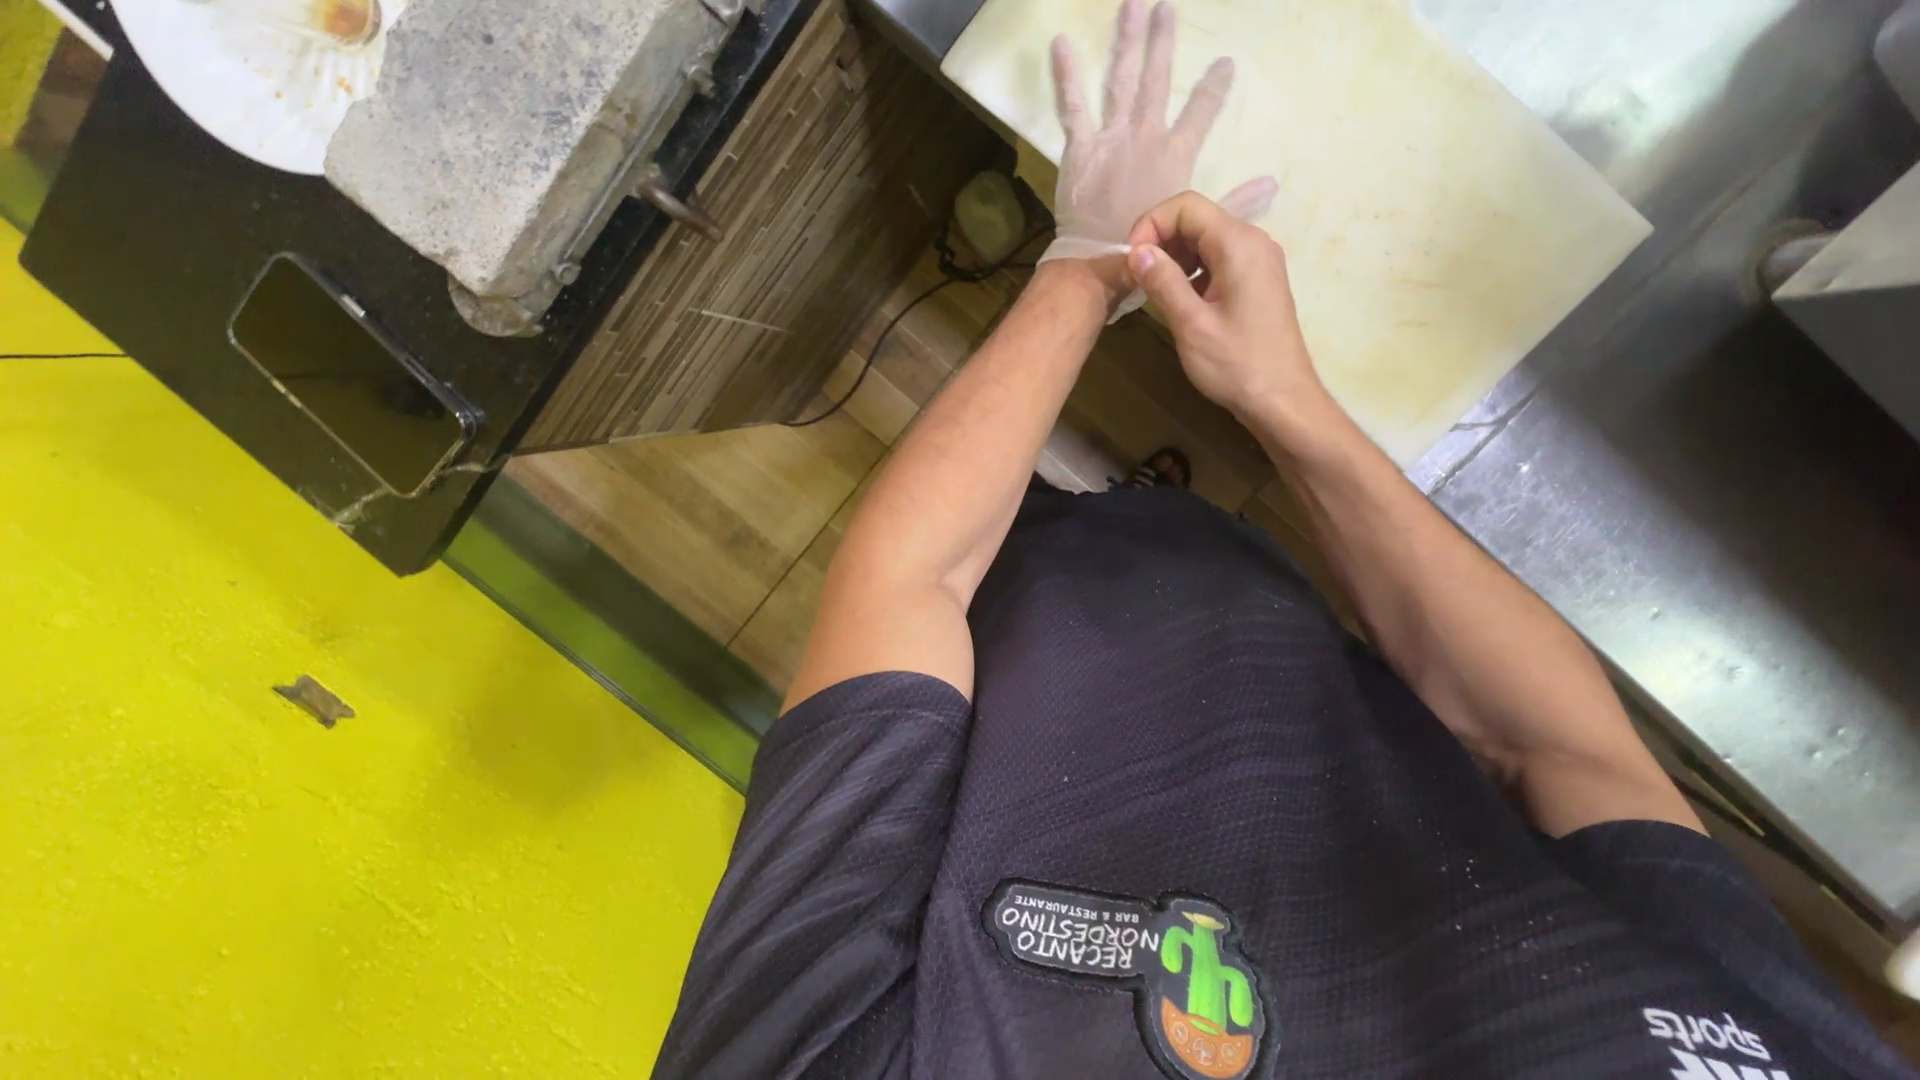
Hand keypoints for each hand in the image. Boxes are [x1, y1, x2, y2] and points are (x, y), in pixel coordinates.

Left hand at [1045, 0, 1275, 315]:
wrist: (1100, 265)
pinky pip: (1072, 106)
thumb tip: (1272, 185)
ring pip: (1120, 81)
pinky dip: (1066, 75)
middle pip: (1156, 81)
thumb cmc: (1146, 251)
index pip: (1201, 112)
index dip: (1214, 87)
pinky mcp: (1080, 149)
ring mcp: (1112, 139)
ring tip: (1132, 6)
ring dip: (1126, 42)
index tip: (1225, 62)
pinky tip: (1060, 44)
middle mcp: (1146, 137)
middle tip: (1165, 6)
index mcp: (1176, 155)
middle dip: (1162, 41)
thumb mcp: (1196, 227)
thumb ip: (1234, 201)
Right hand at [1125, 192, 1337, 435]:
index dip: (1152, 224)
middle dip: (1160, 240)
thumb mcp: (1191, 324)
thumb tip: (1136, 252)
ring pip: (1206, 239)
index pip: (1186, 206)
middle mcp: (1253, 242)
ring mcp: (1258, 261)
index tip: (1132, 259)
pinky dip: (1192, 271)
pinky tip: (1178, 300)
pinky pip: (1217, 260)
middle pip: (1196, 219)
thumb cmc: (1236, 364)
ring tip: (1153, 290)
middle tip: (1137, 277)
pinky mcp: (1257, 281)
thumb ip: (1162, 282)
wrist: (1282, 400)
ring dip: (1174, 257)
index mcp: (1239, 244)